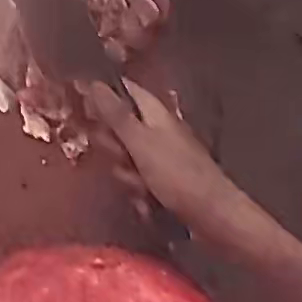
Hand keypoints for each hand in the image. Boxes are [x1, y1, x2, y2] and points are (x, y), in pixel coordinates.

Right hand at [81, 80, 301, 301]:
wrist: (219, 220)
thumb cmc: (179, 175)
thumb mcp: (141, 143)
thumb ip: (114, 113)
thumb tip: (92, 81)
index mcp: (151, 110)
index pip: (119, 87)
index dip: (99, 94)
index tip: (83, 108)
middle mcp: (154, 126)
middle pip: (116, 124)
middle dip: (113, 144)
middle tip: (120, 156)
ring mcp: (159, 152)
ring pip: (124, 153)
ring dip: (125, 171)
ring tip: (140, 185)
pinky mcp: (162, 177)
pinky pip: (136, 175)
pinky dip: (138, 187)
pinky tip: (146, 200)